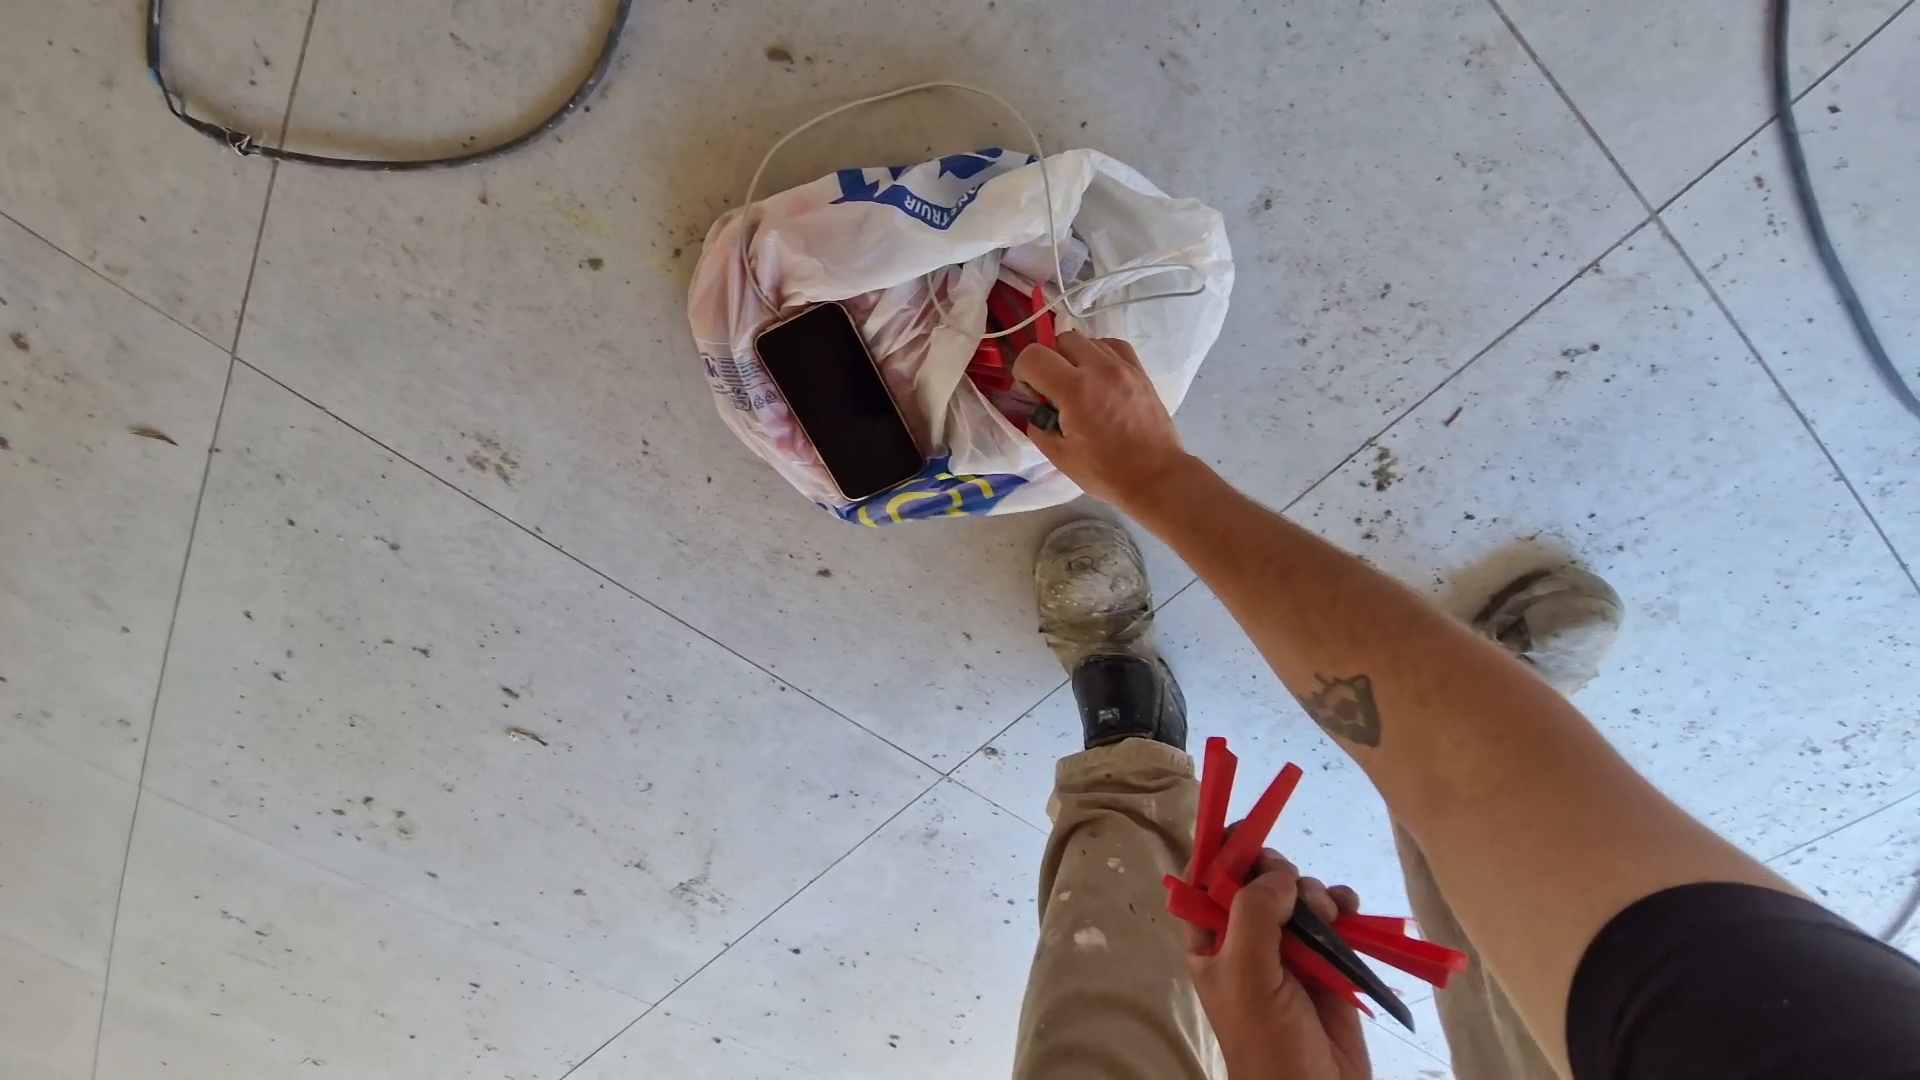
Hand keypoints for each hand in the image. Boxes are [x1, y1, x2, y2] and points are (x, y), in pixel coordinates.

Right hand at [1012, 332, 1195, 511]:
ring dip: (1074, 357)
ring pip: (1087, 340)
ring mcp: (1123, 367)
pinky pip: (1112, 346)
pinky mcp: (1140, 371)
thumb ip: (1038, 427)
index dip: (1022, 372)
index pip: (1034, 356)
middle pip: (1060, 339)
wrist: (1156, 476)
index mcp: (1074, 391)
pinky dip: (1099, 354)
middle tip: (1053, 389)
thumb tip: (1036, 410)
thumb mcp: (1060, 457)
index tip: (1031, 392)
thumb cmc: (1106, 472)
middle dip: (1049, 361)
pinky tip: (1099, 376)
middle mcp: (1099, 369)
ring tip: (1079, 385)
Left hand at [1186, 849, 1370, 1079]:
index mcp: (1209, 939)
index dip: (1218, 850)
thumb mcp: (1246, 972)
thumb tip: (1277, 874)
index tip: (1241, 826)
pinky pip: (1330, 919)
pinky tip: (1349, 909)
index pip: (1204, 880)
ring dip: (1312, 890)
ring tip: (1326, 909)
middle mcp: (1243, 938)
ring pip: (1294, 895)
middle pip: (1254, 879)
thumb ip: (1254, 913)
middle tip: (1289, 878)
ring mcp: (1285, 949)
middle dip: (1273, 869)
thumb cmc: (1267, 1038)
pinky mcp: (1325, 963)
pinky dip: (1341, 906)